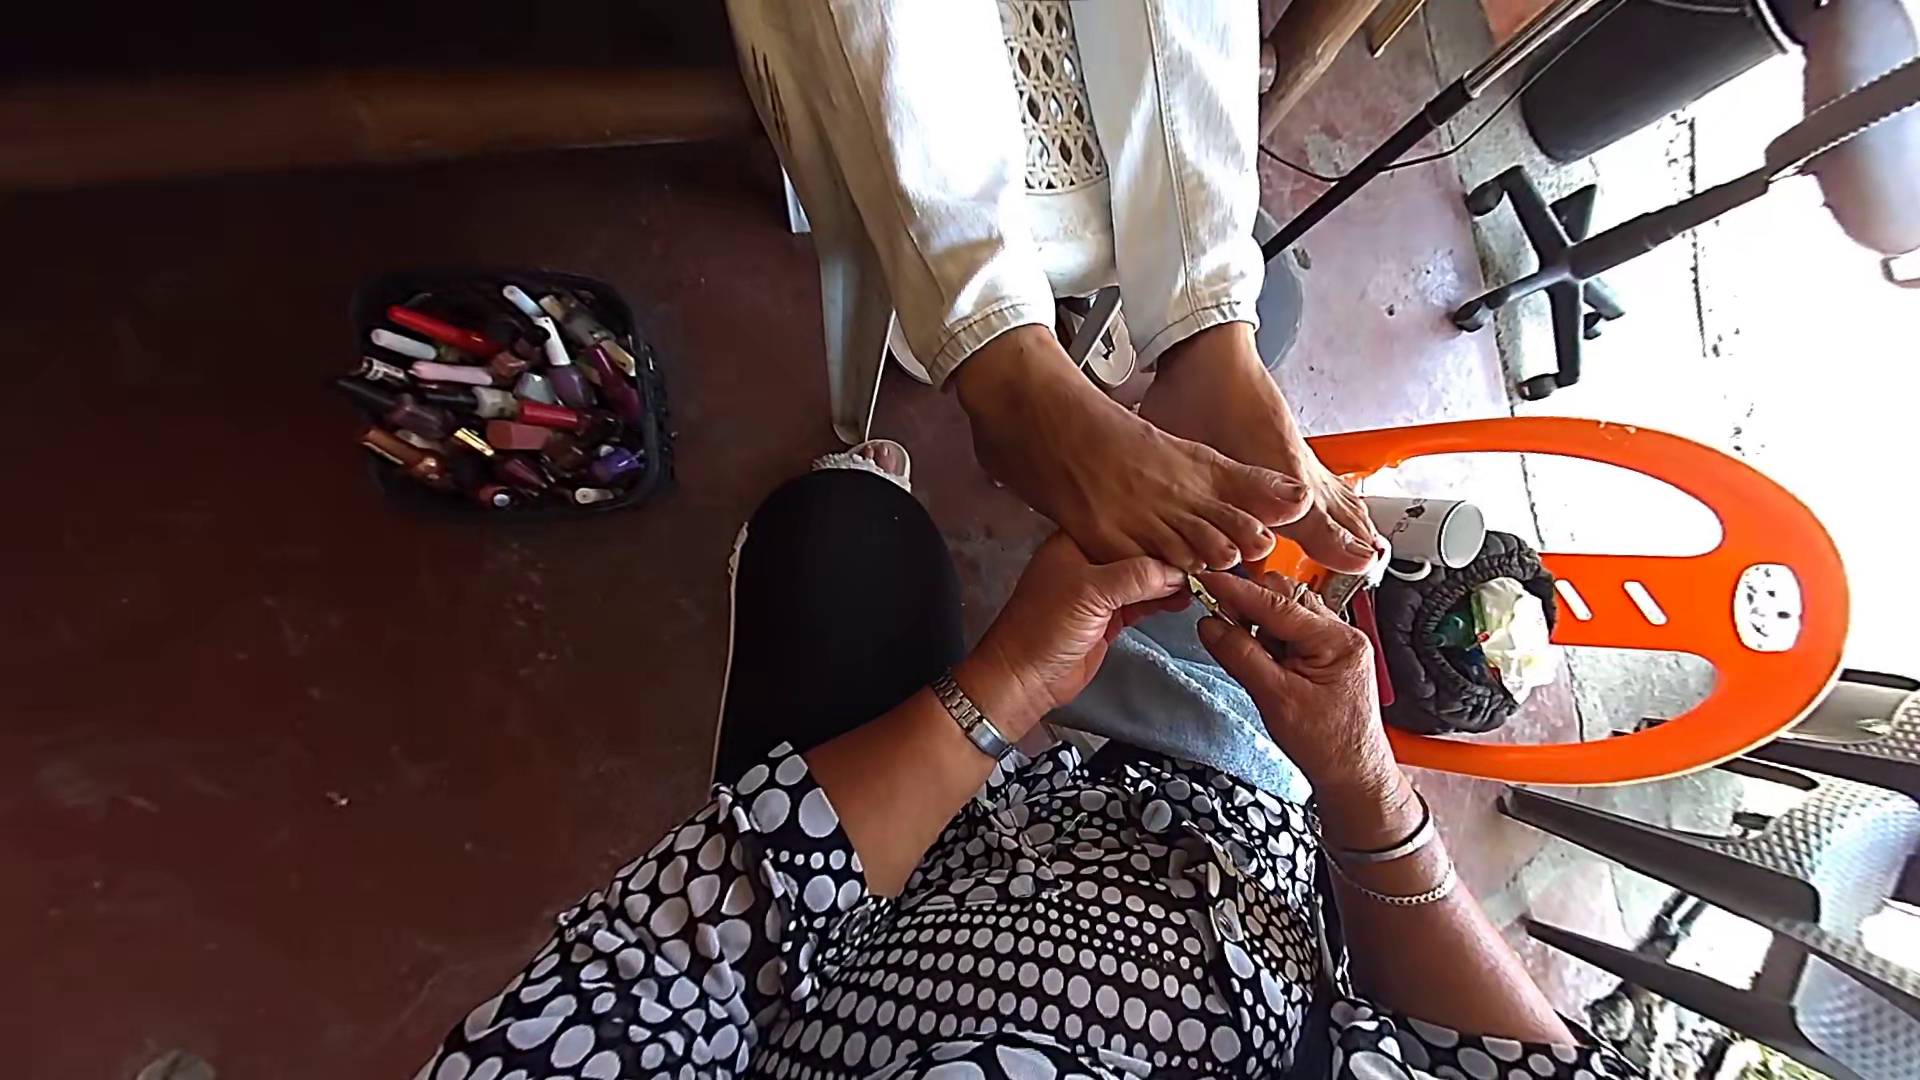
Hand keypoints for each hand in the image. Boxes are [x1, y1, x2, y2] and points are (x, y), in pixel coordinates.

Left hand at [966, 533, 1188, 730]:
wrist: (1026, 676)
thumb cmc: (1047, 625)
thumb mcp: (1092, 591)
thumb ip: (1136, 576)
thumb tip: (1179, 569)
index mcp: (1074, 542)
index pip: (1122, 526)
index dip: (1155, 528)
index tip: (1193, 530)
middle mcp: (1087, 562)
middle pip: (1134, 552)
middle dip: (1166, 556)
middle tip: (1206, 557)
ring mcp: (1097, 591)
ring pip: (1140, 579)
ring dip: (1167, 581)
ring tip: (1201, 578)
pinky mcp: (1106, 617)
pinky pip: (1139, 602)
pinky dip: (1160, 601)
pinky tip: (1183, 598)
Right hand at [1194, 571, 1402, 809]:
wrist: (1353, 776)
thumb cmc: (1326, 745)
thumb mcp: (1274, 699)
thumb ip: (1239, 655)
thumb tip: (1209, 624)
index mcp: (1336, 640)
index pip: (1275, 603)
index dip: (1235, 590)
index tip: (1205, 580)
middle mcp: (1339, 632)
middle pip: (1281, 594)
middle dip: (1247, 605)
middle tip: (1223, 626)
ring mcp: (1332, 640)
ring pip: (1282, 608)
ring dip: (1256, 622)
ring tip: (1249, 654)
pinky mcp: (1321, 651)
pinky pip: (1285, 627)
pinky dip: (1264, 635)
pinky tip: (1260, 658)